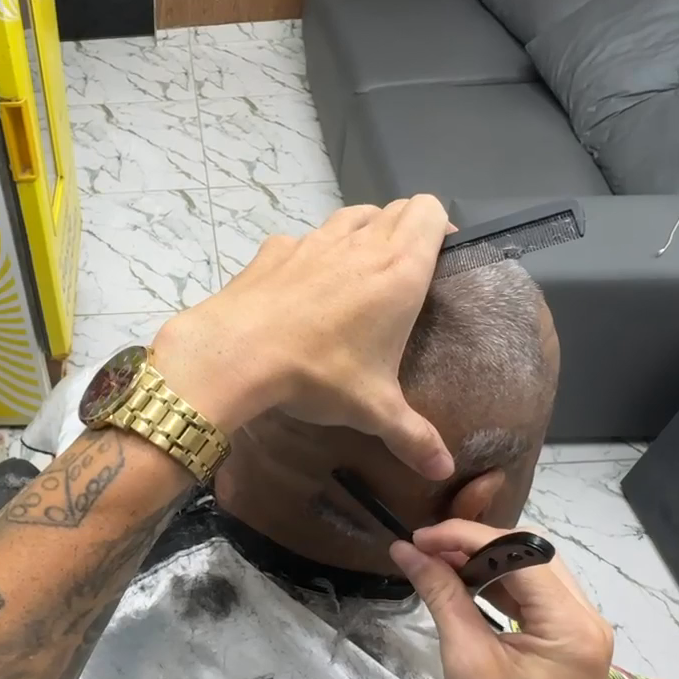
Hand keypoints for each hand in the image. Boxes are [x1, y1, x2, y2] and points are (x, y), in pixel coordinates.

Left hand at [152, 197, 454, 478]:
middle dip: (404, 230)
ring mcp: (312, 241)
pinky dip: (311, 253)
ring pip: (349, 216)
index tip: (439, 255)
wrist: (235, 352)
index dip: (437, 224)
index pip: (428, 210)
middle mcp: (358, 244)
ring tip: (358, 273)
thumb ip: (413, 436)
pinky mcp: (273, 249)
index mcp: (398, 270)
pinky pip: (302, 240)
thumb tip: (443, 470)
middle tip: (403, 273)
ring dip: (361, 233)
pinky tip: (301, 288)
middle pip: (393, 208)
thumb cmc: (318, 372)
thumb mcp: (372, 408)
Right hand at [391, 521, 613, 678]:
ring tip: (435, 562)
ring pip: (529, 574)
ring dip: (482, 563)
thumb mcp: (466, 662)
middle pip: (529, 555)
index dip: (464, 536)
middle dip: (473, 544)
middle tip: (424, 548)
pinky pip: (531, 600)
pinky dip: (494, 587)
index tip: (417, 538)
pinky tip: (460, 586)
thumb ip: (441, 595)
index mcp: (571, 623)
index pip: (518, 550)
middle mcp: (585, 620)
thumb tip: (406, 550)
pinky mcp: (567, 649)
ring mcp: (580, 635)